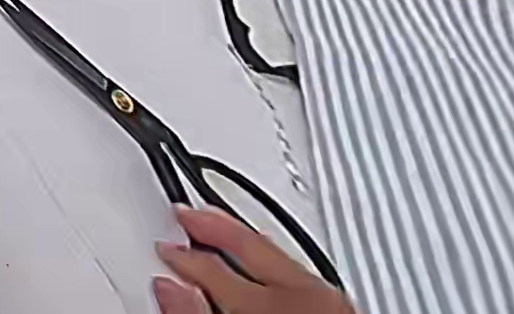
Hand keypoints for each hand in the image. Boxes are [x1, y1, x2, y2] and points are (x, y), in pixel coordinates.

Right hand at [153, 207, 352, 313]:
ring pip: (278, 254)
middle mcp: (308, 296)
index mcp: (276, 300)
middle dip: (211, 226)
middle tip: (182, 211)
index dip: (180, 256)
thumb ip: (196, 311)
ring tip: (217, 224)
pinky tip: (266, 260)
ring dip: (244, 237)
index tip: (165, 249)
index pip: (209, 264)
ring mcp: (333, 303)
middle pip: (248, 245)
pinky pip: (305, 272)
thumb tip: (167, 286)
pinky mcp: (348, 309)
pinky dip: (277, 260)